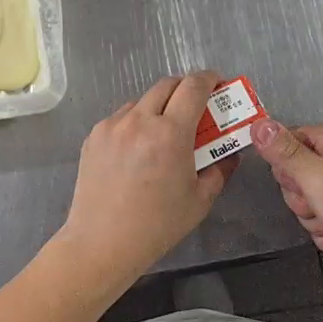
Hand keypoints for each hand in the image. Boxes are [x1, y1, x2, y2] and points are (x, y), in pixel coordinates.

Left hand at [56, 72, 235, 281]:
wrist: (102, 242)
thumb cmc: (157, 225)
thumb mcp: (200, 200)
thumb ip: (219, 169)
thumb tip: (229, 152)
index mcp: (170, 133)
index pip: (193, 87)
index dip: (209, 79)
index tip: (217, 84)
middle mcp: (139, 120)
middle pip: (167, 85)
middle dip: (185, 89)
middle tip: (195, 107)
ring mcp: (112, 127)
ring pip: (141, 101)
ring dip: (157, 107)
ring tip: (163, 133)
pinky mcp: (93, 137)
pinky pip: (120, 119)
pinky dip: (134, 124)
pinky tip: (137, 150)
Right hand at [250, 118, 322, 283]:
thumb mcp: (313, 175)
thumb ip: (283, 151)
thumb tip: (257, 123)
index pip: (284, 142)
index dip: (284, 165)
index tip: (295, 179)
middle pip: (291, 175)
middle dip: (300, 197)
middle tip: (317, 202)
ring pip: (302, 201)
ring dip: (312, 218)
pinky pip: (316, 219)